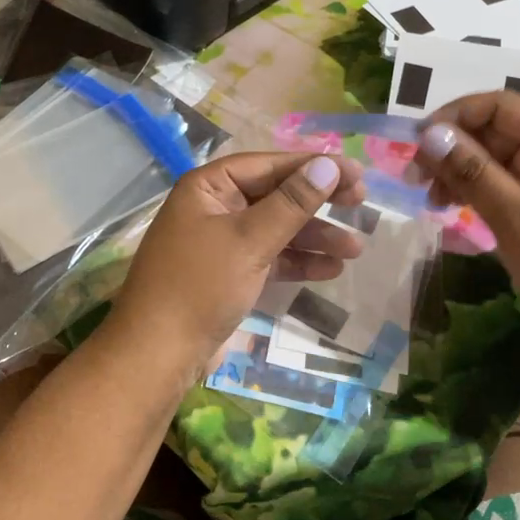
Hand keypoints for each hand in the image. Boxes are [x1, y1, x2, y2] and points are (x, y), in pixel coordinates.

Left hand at [108, 152, 366, 361]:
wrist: (157, 355)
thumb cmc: (199, 286)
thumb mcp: (249, 240)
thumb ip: (291, 203)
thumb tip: (327, 165)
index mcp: (208, 187)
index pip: (269, 165)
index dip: (313, 166)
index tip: (357, 173)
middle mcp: (214, 208)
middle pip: (275, 194)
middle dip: (317, 201)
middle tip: (362, 203)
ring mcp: (221, 243)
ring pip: (276, 229)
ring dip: (314, 236)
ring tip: (355, 248)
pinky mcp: (229, 274)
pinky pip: (270, 258)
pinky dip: (297, 262)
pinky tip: (331, 270)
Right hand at [413, 92, 519, 321]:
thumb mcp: (517, 218)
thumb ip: (473, 172)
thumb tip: (429, 134)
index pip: (500, 106)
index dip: (456, 116)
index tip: (417, 144)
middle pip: (493, 130)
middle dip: (451, 147)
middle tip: (416, 178)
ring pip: (491, 158)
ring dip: (457, 171)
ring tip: (431, 198)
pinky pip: (500, 183)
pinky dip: (472, 190)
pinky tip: (450, 206)